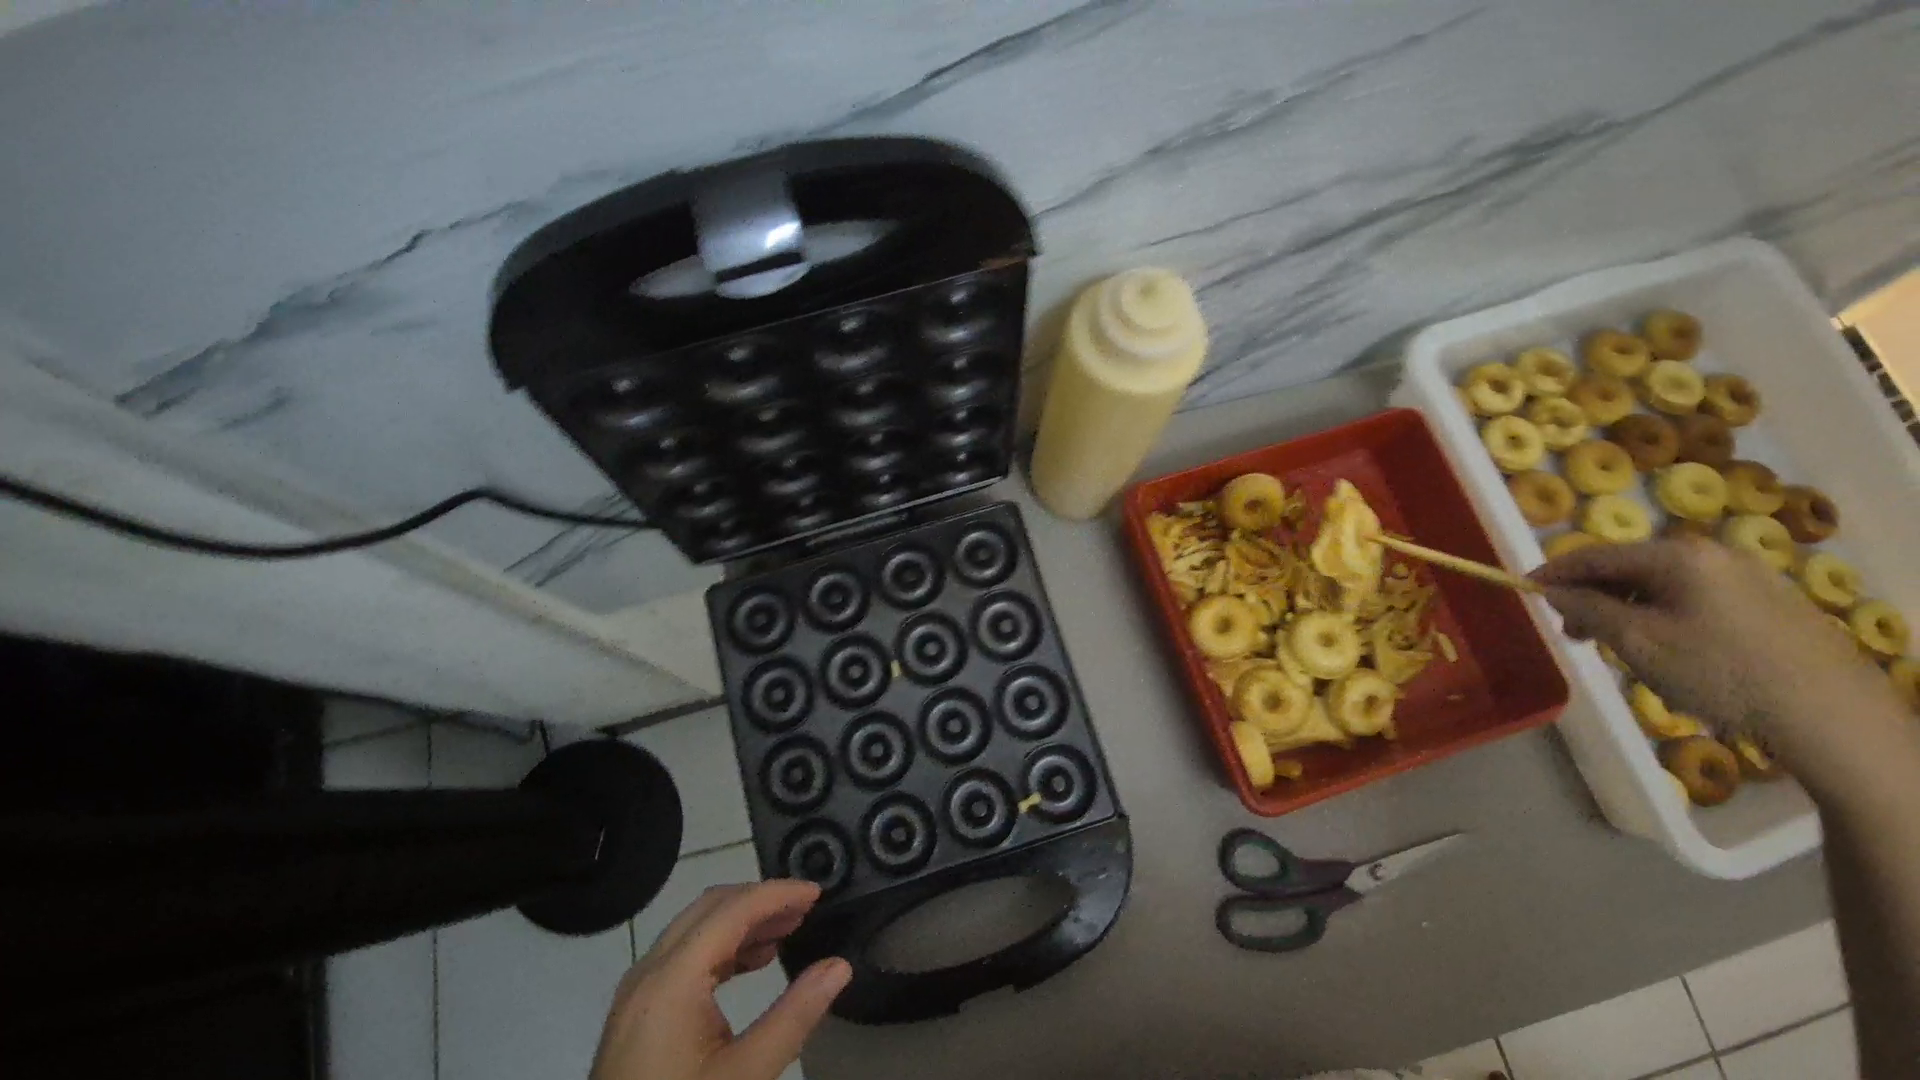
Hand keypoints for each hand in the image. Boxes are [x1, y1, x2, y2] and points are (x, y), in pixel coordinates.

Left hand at [590, 880, 851, 1079]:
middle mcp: (649, 970)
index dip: (777, 893)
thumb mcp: (745, 1074)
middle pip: (710, 909)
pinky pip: (684, 957)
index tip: (818, 892)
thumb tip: (839, 967)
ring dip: (743, 922)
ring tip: (789, 929)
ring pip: (695, 929)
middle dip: (761, 900)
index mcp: (672, 978)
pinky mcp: (639, 1011)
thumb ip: (794, 1017)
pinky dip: (723, 947)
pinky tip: (755, 961)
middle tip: (806, 908)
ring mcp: (638, 990)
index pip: (731, 910)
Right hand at [1531, 538, 1905, 786]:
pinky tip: (1665, 651)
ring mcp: (1748, 578)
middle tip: (1571, 633)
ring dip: (1628, 610)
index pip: (1597, 554)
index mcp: (1678, 555)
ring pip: (1664, 586)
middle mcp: (1714, 554)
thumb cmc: (1718, 672)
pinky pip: (1696, 600)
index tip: (1524, 589)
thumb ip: (1587, 610)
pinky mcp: (1770, 605)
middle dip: (1594, 596)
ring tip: (1616, 647)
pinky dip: (1664, 617)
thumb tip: (1554, 592)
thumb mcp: (1637, 642)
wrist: (1828, 714)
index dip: (1555, 572)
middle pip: (1632, 568)